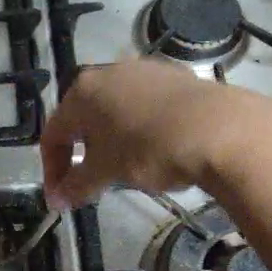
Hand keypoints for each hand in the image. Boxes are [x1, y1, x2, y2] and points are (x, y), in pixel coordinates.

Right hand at [42, 57, 271, 208]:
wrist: (219, 130)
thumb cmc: (147, 149)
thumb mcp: (106, 172)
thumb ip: (76, 185)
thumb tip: (57, 200)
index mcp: (81, 92)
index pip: (53, 135)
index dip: (52, 170)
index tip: (59, 198)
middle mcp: (108, 73)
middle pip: (82, 120)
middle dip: (81, 155)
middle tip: (87, 185)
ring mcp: (144, 71)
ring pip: (114, 111)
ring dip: (110, 142)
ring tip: (122, 170)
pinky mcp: (175, 77)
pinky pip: (144, 107)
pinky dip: (138, 130)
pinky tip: (153, 151)